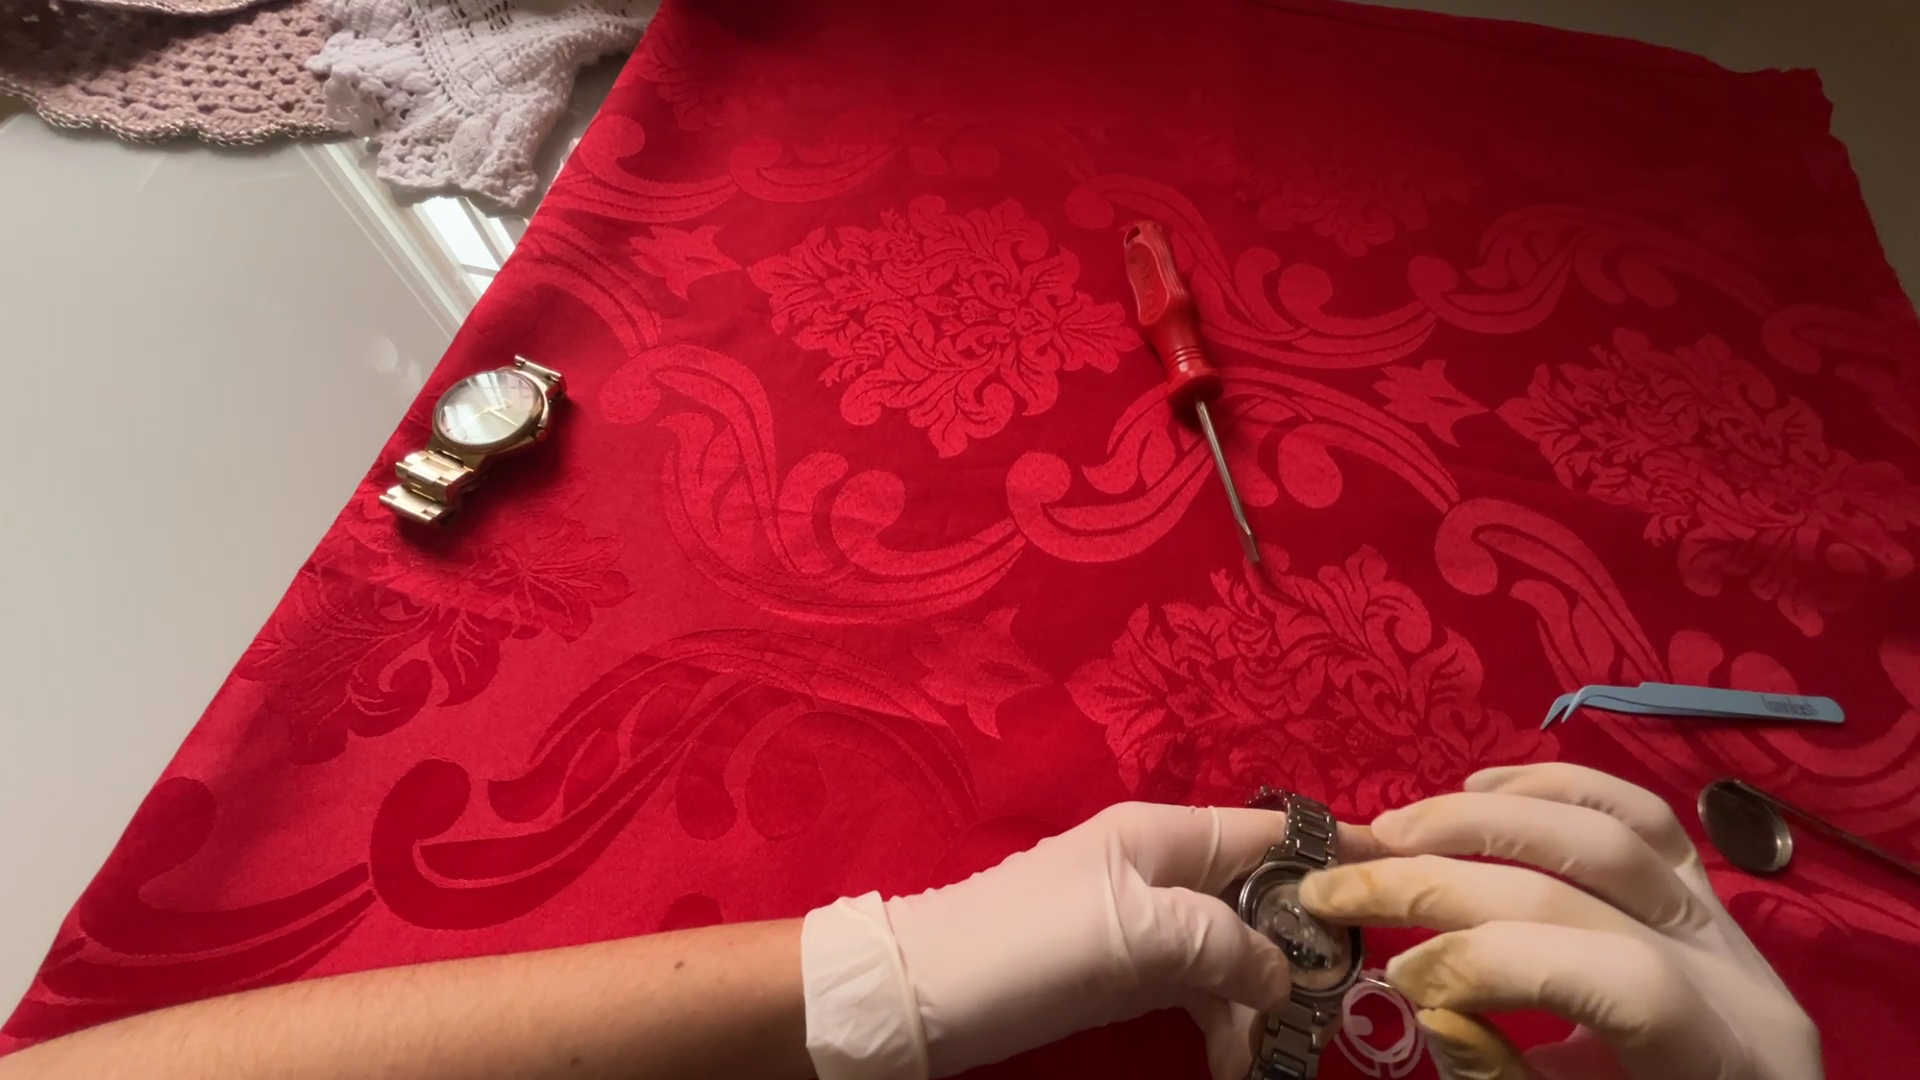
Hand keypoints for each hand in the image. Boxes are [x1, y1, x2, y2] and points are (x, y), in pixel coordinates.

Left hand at [802, 802, 1367, 1079]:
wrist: (936, 988)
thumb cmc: (1031, 942)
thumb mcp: (1135, 934)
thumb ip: (1223, 941)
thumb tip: (1284, 968)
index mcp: (1163, 835)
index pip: (1267, 827)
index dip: (1332, 843)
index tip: (1401, 868)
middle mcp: (1161, 865)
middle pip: (1259, 892)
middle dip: (1303, 943)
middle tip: (1343, 1005)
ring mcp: (1145, 915)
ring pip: (1234, 945)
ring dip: (1263, 993)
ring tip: (1277, 1050)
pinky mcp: (1128, 960)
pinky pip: (1199, 980)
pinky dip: (1225, 1014)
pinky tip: (1232, 1055)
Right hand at [1299, 763, 1820, 1079]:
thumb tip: (1427, 1000)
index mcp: (1726, 1054)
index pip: (1610, 979)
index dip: (1488, 966)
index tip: (1397, 979)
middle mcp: (1732, 968)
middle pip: (1566, 890)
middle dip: (1430, 883)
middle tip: (1335, 888)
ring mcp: (1714, 910)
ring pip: (1597, 828)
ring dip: (1472, 819)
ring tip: (1390, 832)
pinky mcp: (1692, 877)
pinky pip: (1631, 804)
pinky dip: (1545, 783)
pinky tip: (1475, 788)